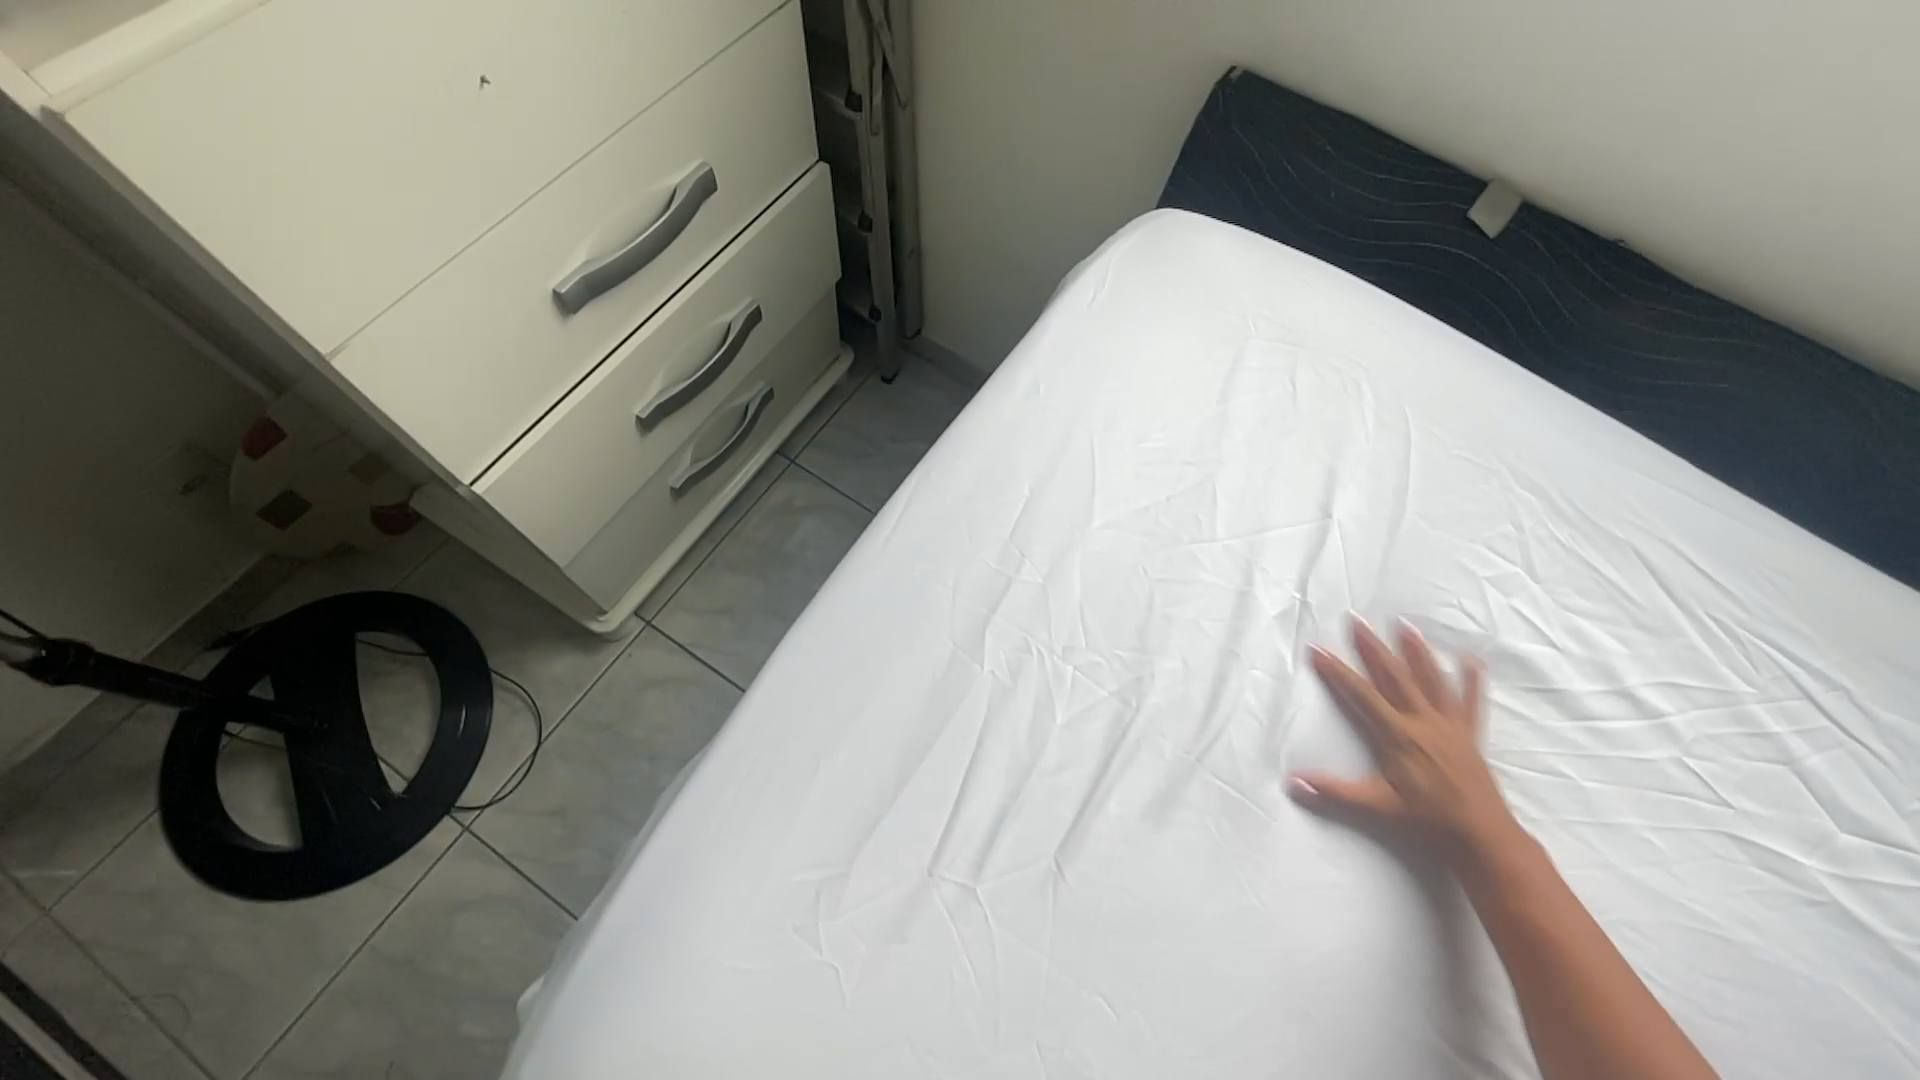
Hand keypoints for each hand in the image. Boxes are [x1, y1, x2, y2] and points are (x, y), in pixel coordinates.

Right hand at [1291, 617, 1518, 866]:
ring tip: (1406, 626)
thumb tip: (1293, 782)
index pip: (1360, 695)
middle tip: (1357, 620)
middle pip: (1394, 677)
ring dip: (1417, 652)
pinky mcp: (1470, 735)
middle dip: (1373, 647)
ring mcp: (1449, 726)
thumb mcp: (1376, 808)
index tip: (1318, 649)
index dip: (1336, 671)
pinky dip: (1470, 680)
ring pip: (1431, 680)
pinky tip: (1470, 659)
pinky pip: (1470, 702)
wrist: (1482, 837)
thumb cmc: (1427, 822)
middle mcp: (1423, 723)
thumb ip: (1335, 792)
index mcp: (1397, 736)